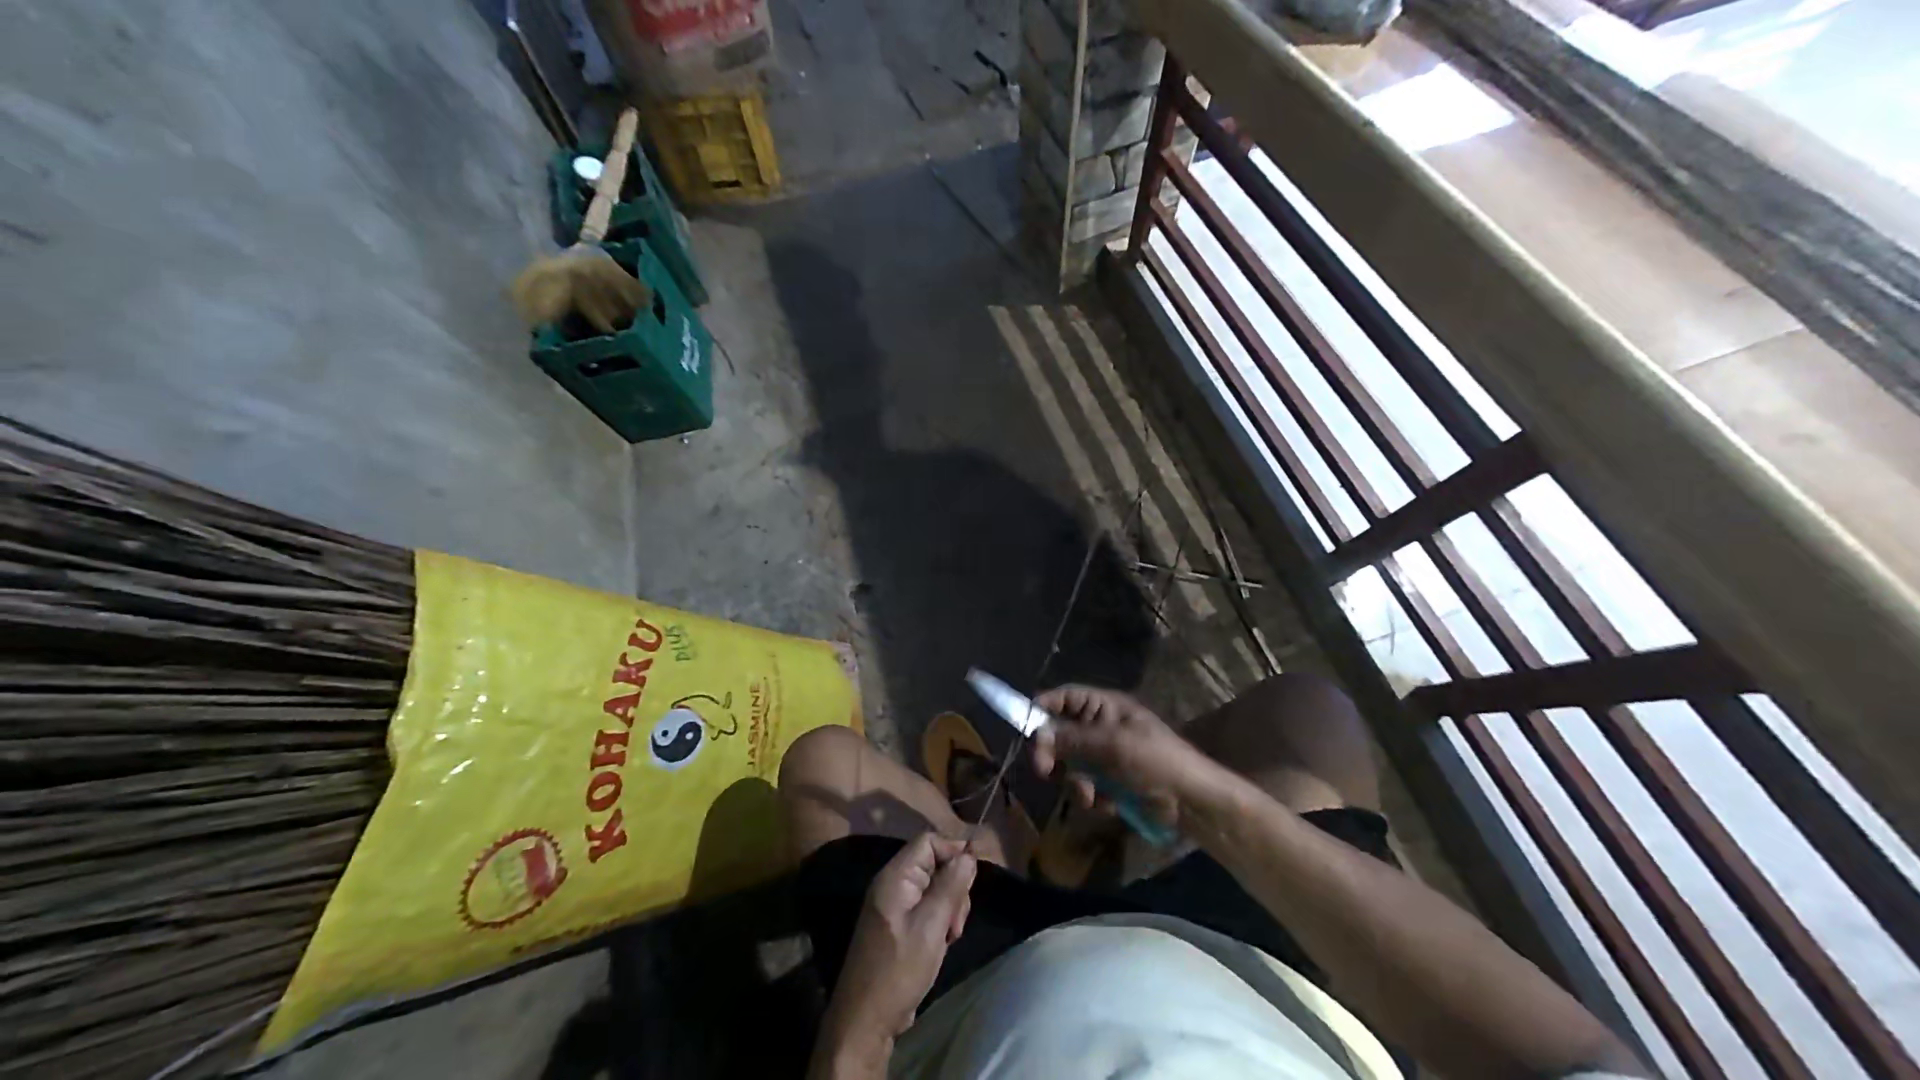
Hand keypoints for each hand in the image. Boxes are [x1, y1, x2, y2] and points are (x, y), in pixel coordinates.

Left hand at [816, 832, 975, 1075]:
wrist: (866, 1019)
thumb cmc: (899, 969)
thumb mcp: (932, 926)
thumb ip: (951, 886)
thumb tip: (968, 854)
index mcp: (896, 877)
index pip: (929, 841)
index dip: (954, 851)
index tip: (971, 880)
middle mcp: (892, 884)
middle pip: (934, 863)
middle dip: (954, 886)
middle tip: (956, 921)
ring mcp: (894, 905)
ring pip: (934, 886)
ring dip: (950, 906)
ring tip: (950, 935)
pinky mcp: (898, 925)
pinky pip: (926, 907)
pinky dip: (940, 920)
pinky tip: (943, 942)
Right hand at [1032, 685, 1235, 829]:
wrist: (1192, 802)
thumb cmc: (1155, 760)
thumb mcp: (1112, 745)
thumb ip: (1072, 738)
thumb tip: (1037, 732)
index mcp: (1106, 708)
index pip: (1066, 697)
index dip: (1044, 707)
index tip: (1024, 726)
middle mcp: (1102, 728)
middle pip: (1061, 733)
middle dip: (1055, 754)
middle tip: (1044, 770)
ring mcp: (1106, 757)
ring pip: (1071, 765)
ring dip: (1076, 782)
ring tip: (1090, 796)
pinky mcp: (1111, 783)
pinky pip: (1086, 786)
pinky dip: (1093, 796)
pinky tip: (1108, 804)